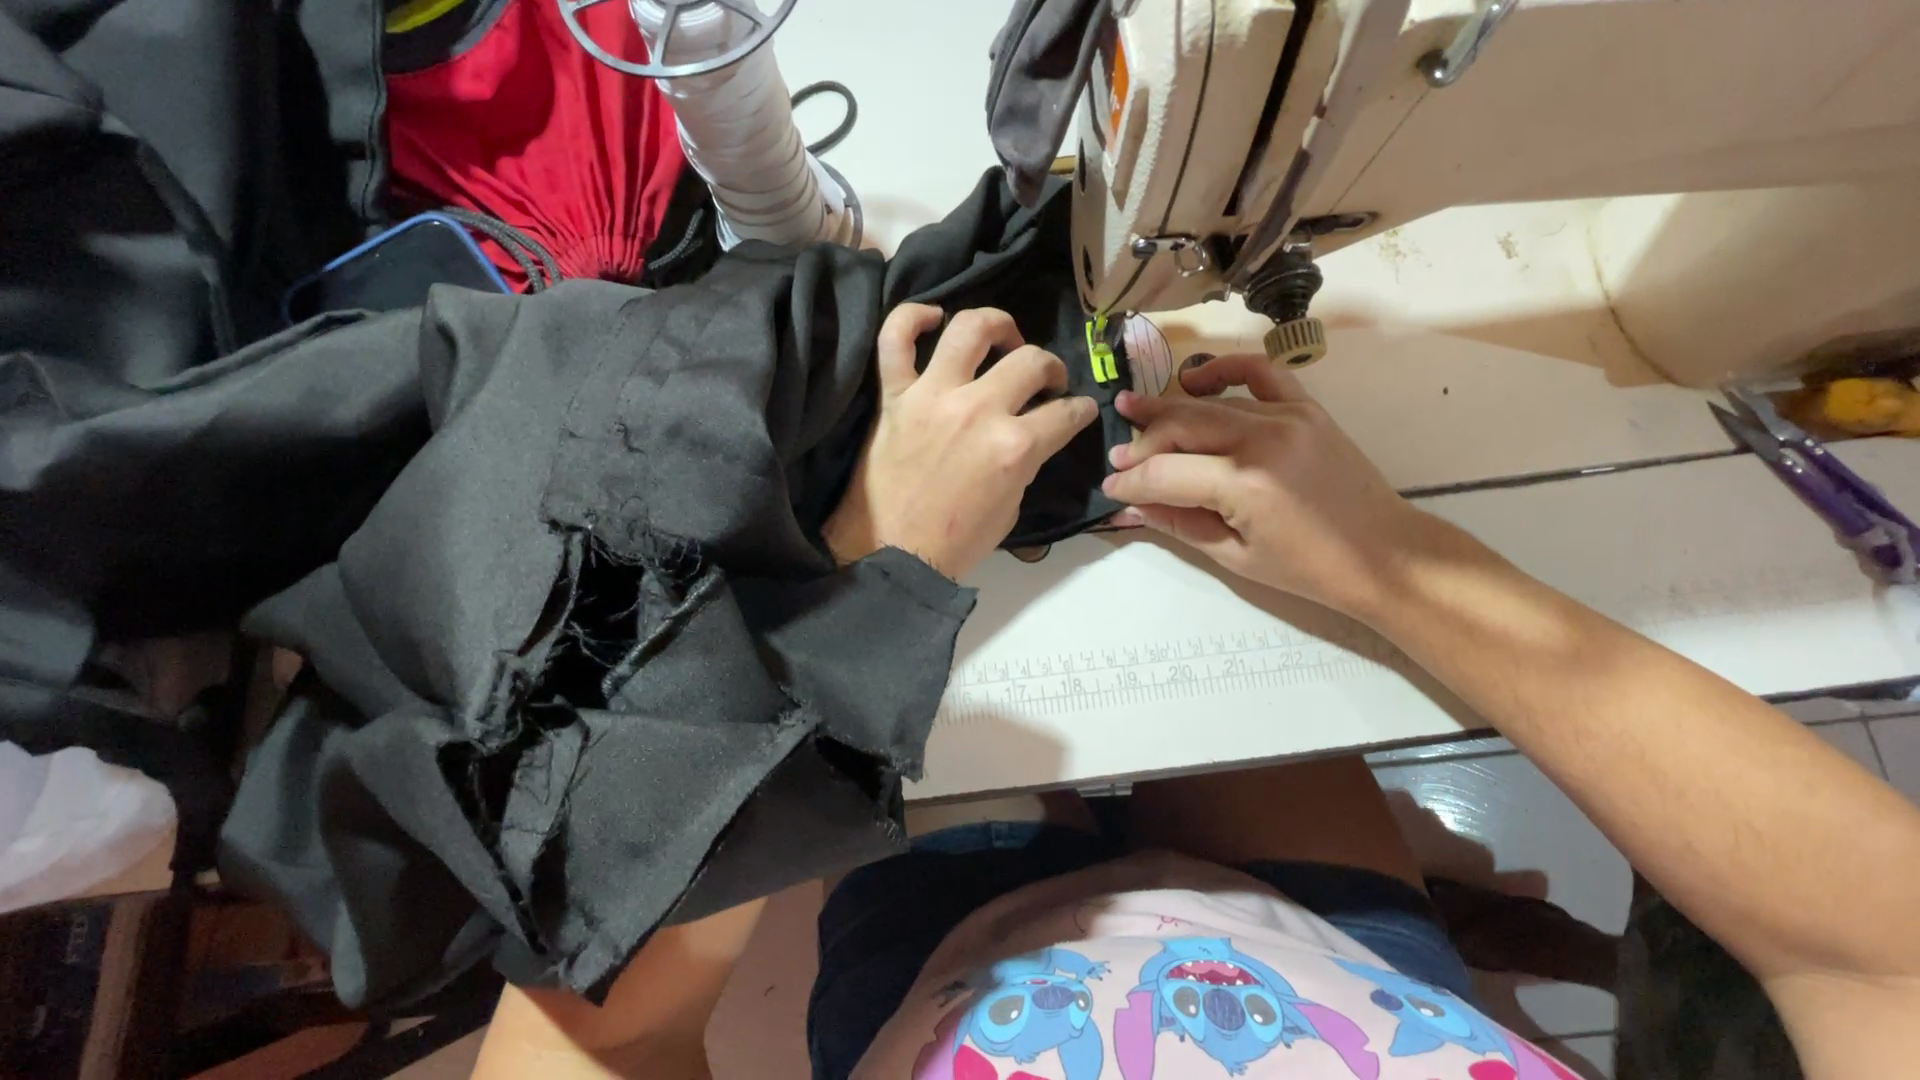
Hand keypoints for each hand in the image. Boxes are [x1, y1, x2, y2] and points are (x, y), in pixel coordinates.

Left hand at [824, 304, 1098, 579]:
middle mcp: (978, 410)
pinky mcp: (894, 396)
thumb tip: (1030, 435)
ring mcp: (933, 396)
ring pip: (970, 329)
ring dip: (997, 325)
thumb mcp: (1011, 506)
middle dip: (1050, 368)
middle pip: (1030, 361)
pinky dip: (911, 318)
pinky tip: (931, 318)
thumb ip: (1025, 462)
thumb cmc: (956, 541)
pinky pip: (894, 339)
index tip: (1079, 409)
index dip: (1080, 410)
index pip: (1065, 413)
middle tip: (1046, 381)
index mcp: (1014, 447)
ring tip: (1003, 338)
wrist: (892, 553)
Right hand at [1103, 354, 1435, 616]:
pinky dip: (1224, 369)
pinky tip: (1195, 378)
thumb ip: (1179, 522)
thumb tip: (1132, 504)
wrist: (1384, 554)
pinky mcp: (1306, 408)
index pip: (1165, 473)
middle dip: (1142, 440)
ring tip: (1135, 408)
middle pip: (1181, 426)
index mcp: (1243, 485)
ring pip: (1210, 403)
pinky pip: (1259, 372)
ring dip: (1169, 409)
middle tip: (1117, 451)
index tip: (1110, 486)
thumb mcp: (1234, 556)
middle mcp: (1261, 440)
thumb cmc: (1308, 569)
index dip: (1130, 480)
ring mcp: (1287, 417)